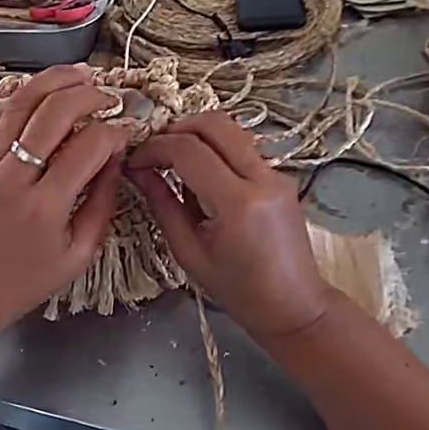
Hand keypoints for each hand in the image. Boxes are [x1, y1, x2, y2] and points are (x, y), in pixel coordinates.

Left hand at [0, 65, 125, 361]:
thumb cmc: (23, 283)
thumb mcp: (78, 255)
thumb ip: (102, 203)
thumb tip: (116, 160)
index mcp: (45, 205)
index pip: (89, 146)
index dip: (115, 132)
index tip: (128, 133)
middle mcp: (14, 177)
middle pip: (53, 112)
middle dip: (89, 95)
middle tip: (110, 97)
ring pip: (20, 104)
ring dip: (53, 81)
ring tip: (81, 73)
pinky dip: (21, 98)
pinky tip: (41, 93)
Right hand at [125, 112, 334, 341]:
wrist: (294, 305)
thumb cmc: (238, 290)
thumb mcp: (189, 252)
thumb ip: (163, 205)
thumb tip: (137, 171)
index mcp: (238, 203)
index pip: (189, 150)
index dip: (154, 148)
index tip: (134, 162)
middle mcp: (262, 178)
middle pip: (214, 124)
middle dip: (176, 128)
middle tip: (152, 150)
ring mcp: (276, 174)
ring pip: (230, 131)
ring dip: (196, 136)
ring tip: (172, 162)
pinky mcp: (281, 177)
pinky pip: (241, 149)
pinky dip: (214, 151)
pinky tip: (199, 178)